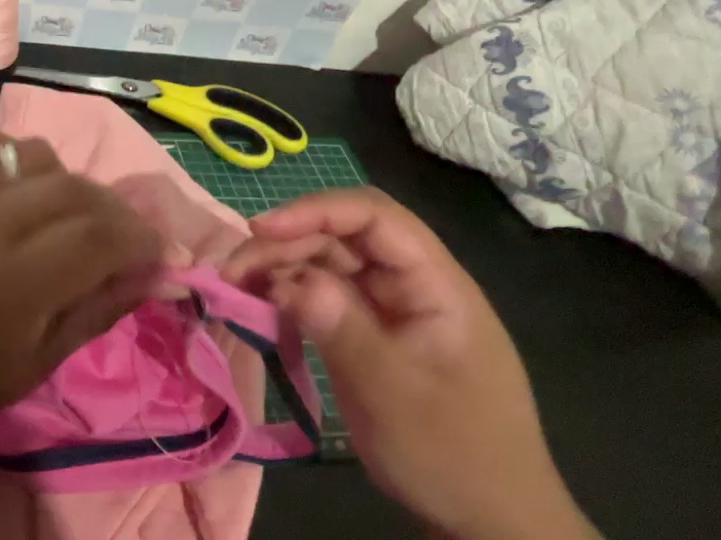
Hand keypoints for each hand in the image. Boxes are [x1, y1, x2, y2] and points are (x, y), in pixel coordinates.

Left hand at [0, 127, 169, 442]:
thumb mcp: (47, 358)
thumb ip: (103, 306)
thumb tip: (161, 274)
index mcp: (17, 280)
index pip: (101, 236)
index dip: (144, 240)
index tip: (162, 255)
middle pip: (78, 191)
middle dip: (118, 214)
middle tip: (129, 243)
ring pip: (40, 156)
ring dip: (71, 184)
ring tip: (73, 220)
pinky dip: (19, 156)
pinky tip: (25, 190)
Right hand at [223, 188, 596, 539]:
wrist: (489, 522)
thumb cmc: (454, 457)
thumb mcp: (397, 398)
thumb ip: (344, 332)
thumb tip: (291, 280)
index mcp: (436, 285)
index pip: (374, 217)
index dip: (316, 211)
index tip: (260, 229)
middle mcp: (409, 284)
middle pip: (340, 236)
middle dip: (283, 243)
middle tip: (231, 273)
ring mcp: (386, 309)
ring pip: (323, 263)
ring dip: (277, 268)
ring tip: (233, 288)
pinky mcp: (365, 332)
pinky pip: (320, 296)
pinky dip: (285, 295)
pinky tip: (256, 307)